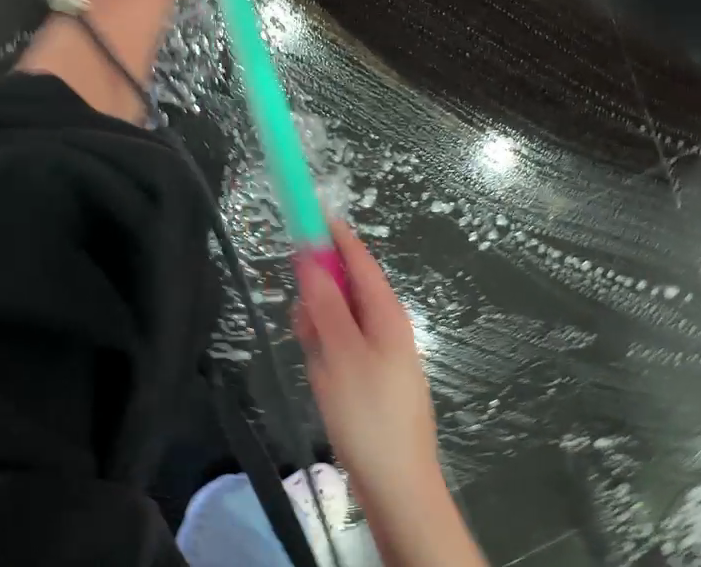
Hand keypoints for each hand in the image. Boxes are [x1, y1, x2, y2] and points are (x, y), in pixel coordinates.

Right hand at [294, 223, 442, 505]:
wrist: (397, 485)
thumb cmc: (368, 415)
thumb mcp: (339, 354)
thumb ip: (324, 303)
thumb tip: (309, 255)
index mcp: (386, 312)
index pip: (357, 257)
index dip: (330, 234)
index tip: (303, 214)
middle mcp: (386, 324)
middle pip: (343, 288)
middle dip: (317, 299)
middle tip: (305, 327)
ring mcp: (379, 352)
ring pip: (337, 320)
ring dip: (318, 333)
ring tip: (318, 368)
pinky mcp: (370, 377)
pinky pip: (341, 349)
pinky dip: (326, 356)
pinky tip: (324, 384)